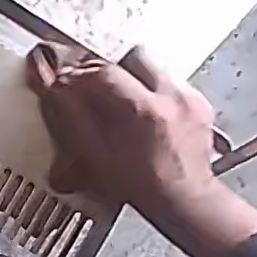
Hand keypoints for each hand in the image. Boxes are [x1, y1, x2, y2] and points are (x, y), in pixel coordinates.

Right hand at [26, 45, 256, 256]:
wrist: (181, 199)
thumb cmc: (141, 185)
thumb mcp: (94, 154)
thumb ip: (73, 117)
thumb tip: (57, 91)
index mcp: (141, 110)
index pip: (103, 72)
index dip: (78, 74)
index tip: (66, 80)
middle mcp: (170, 98)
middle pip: (133, 56)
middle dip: (108, 68)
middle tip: (92, 84)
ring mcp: (188, 99)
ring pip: (153, 66)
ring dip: (130, 78)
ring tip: (119, 100)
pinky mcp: (199, 104)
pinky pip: (170, 83)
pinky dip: (151, 92)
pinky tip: (142, 113)